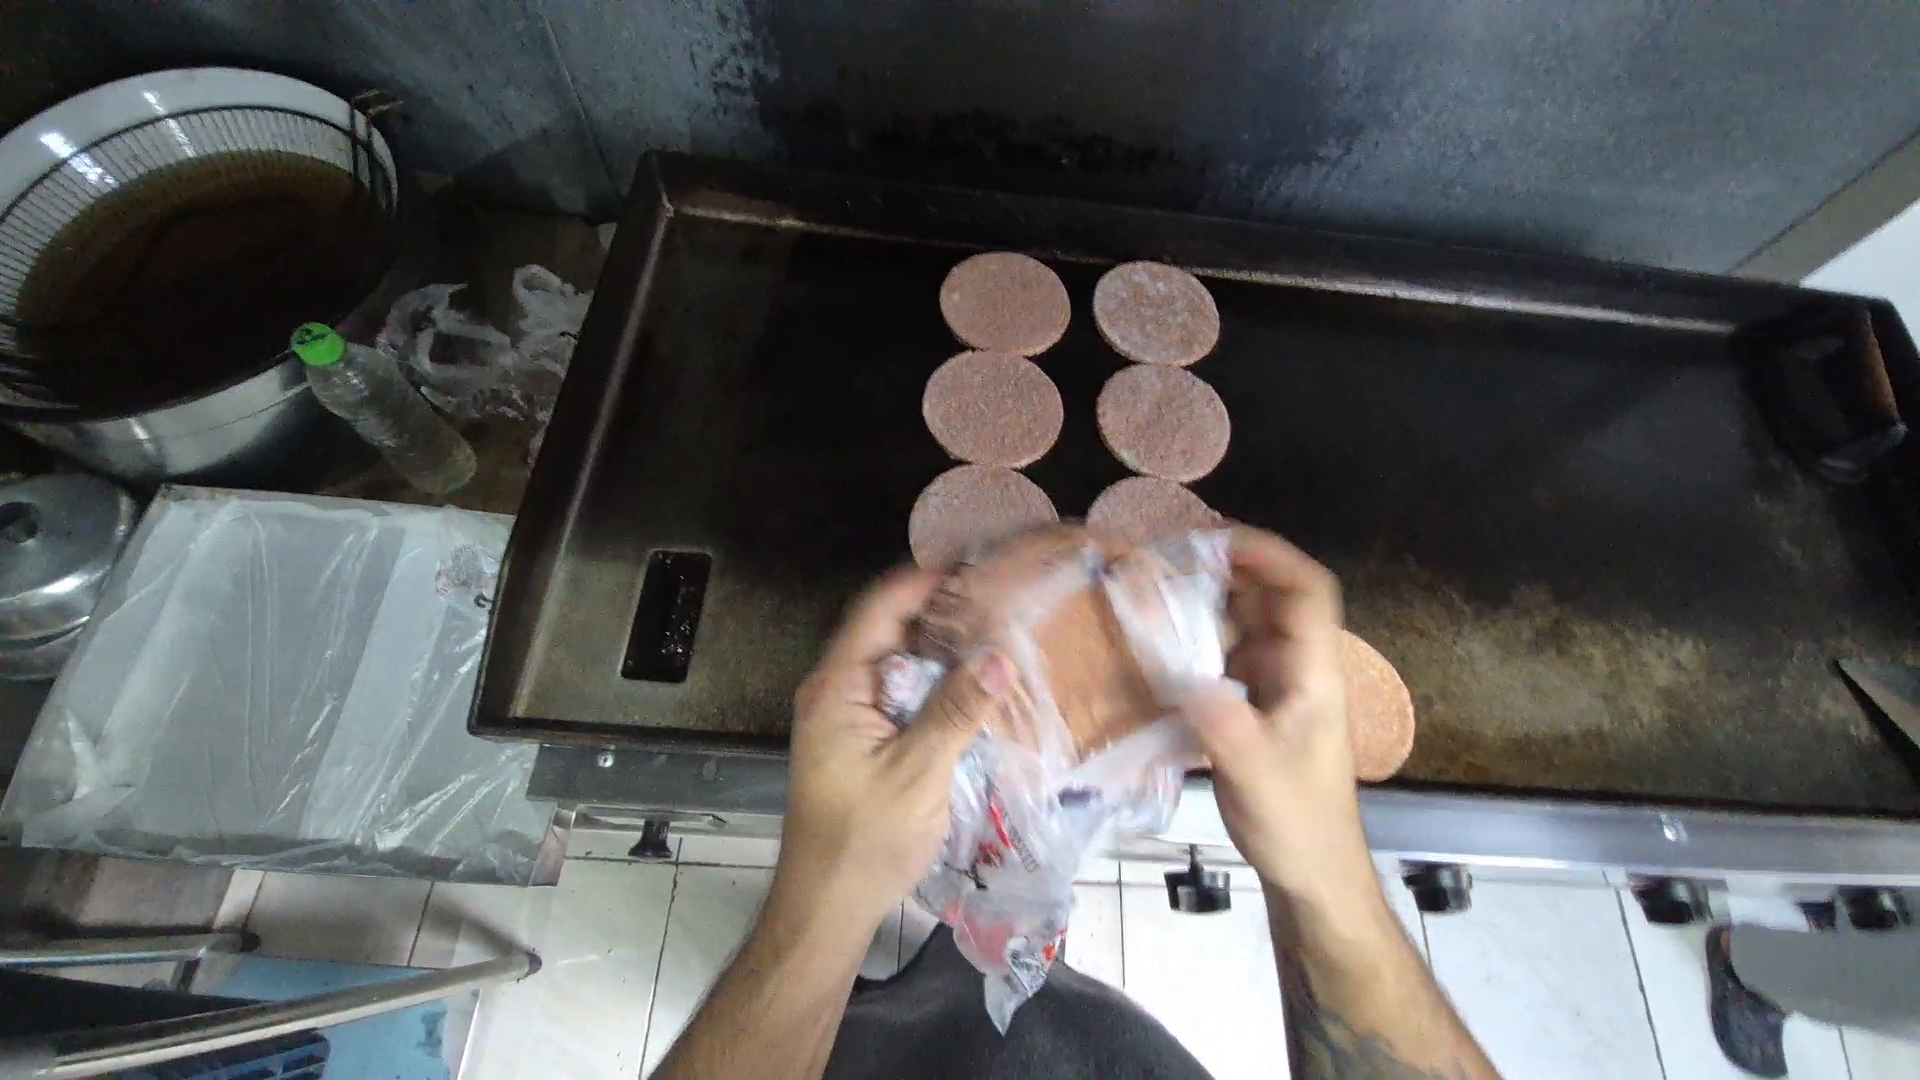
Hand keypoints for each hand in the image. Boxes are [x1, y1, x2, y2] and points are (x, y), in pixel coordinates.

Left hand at [773, 566, 1013, 937]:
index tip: (970, 562)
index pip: (878, 610)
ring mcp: (847, 713)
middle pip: (886, 628)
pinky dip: (933, 677)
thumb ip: (956, 713)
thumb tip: (999, 658)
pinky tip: (971, 678)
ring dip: (938, 642)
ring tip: (992, 624)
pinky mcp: (861, 736)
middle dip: (936, 606)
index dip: (921, 580)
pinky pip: (899, 690)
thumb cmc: (865, 841)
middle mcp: (836, 689)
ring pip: (895, 659)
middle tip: (993, 591)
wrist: (826, 905)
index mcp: (837, 687)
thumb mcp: (917, 775)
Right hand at [1183, 527, 1371, 899]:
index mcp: (1313, 671)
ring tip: (1150, 594)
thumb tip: (1182, 677)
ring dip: (1201, 603)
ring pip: (1240, 622)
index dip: (1269, 555)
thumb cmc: (1298, 822)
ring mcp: (1273, 683)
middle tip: (1162, 562)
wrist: (1310, 870)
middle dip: (1221, 571)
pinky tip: (1155, 645)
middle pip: (1267, 596)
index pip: (1306, 591)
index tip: (1214, 541)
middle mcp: (1295, 665)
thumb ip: (1225, 727)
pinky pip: (1221, 653)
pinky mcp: (1249, 701)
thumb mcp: (1259, 775)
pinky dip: (1191, 640)